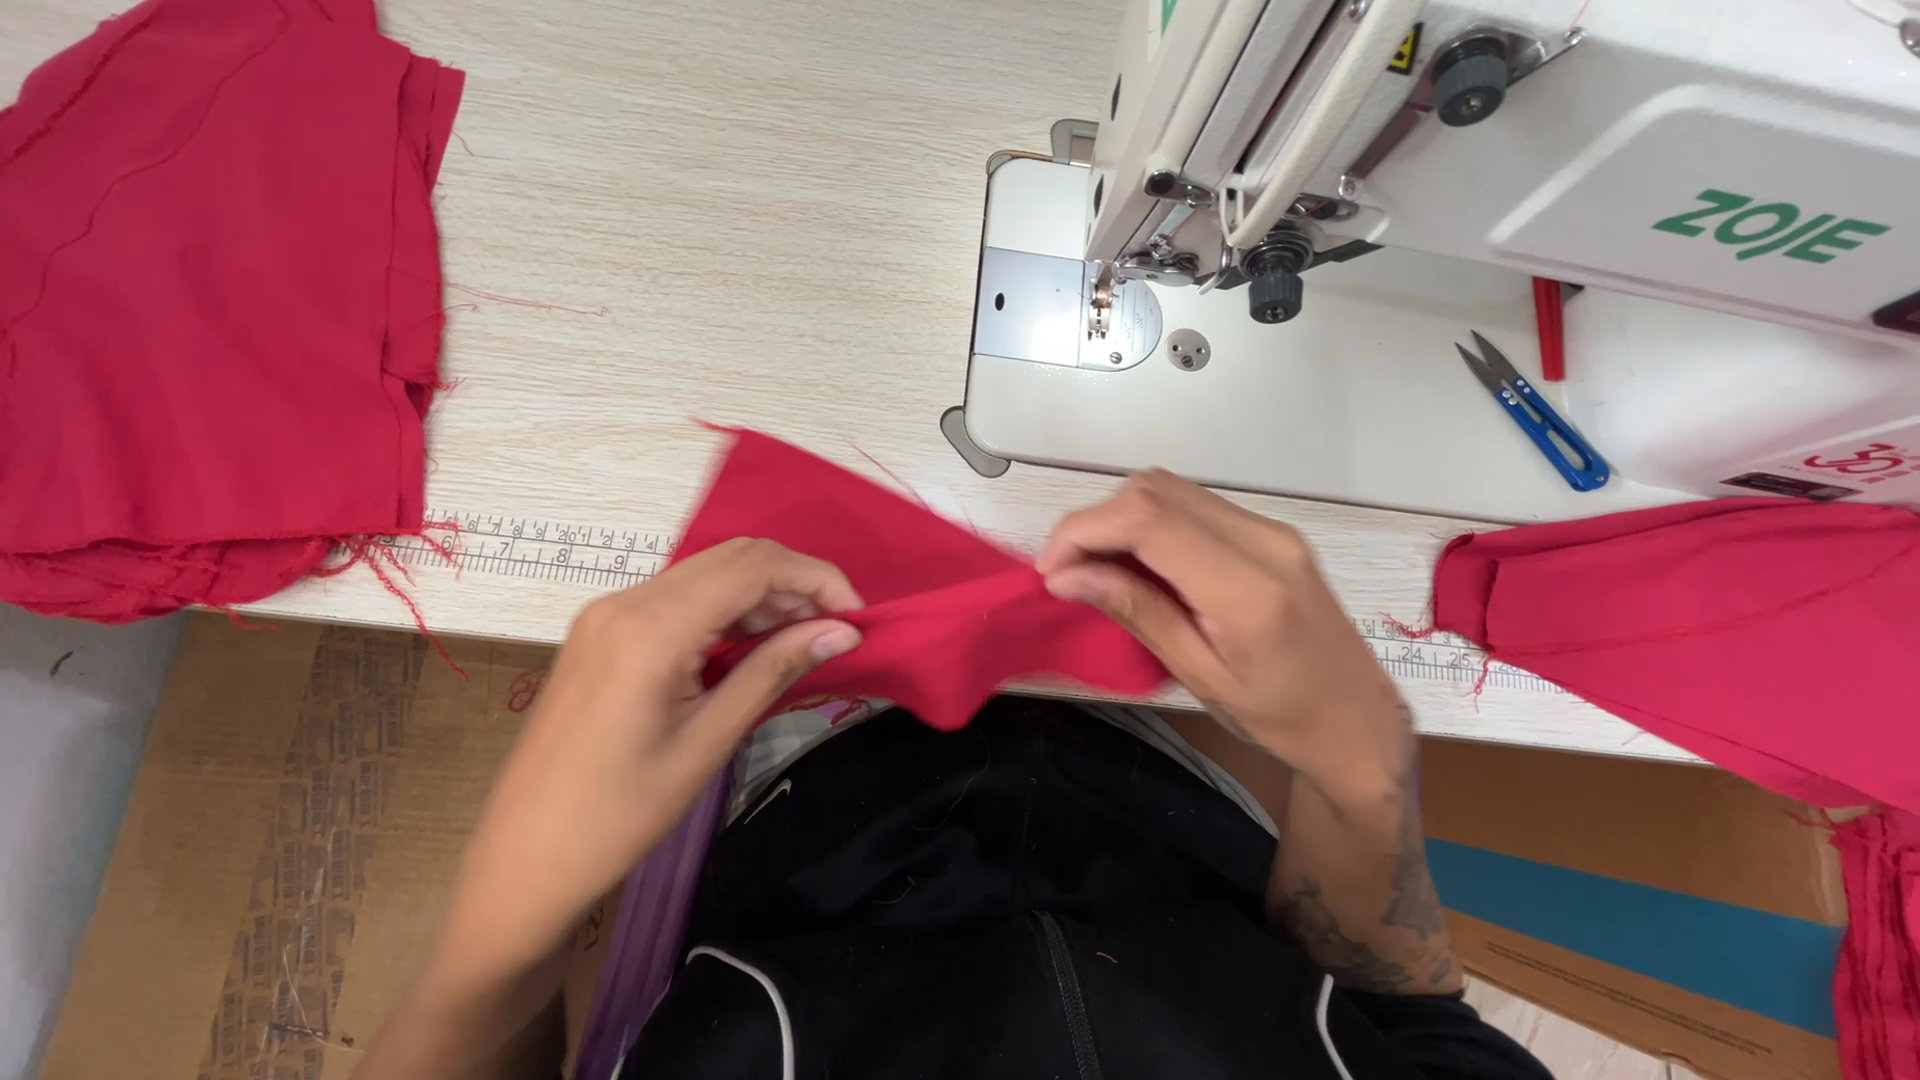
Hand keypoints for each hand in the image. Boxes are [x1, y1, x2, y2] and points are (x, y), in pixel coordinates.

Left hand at [438, 538, 863, 977]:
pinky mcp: (603, 631)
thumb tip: (841, 631)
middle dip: (793, 583)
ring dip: (762, 596)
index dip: (815, 578)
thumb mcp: (708, 742)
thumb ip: (773, 671)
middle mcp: (625, 602)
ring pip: (707, 574)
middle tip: (833, 631)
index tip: (856, 617)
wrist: (521, 860)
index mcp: (650, 628)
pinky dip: (727, 611)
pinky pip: (680, 598)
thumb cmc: (618, 817)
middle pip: (732, 558)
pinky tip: (751, 646)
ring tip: (801, 642)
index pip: (753, 567)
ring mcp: (608, 613)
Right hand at [1037, 470, 1411, 801]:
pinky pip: (1193, 505)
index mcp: (1247, 587)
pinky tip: (1137, 562)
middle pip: (1154, 490)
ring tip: (1097, 568)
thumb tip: (1067, 575)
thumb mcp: (1198, 674)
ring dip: (1119, 518)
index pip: (1148, 520)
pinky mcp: (1269, 532)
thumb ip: (1136, 611)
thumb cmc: (1280, 717)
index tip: (1051, 569)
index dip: (1084, 531)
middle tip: (1068, 571)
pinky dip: (1149, 522)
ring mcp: (1271, 530)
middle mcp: (1263, 540)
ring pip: (1170, 488)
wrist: (1357, 719)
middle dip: (1094, 521)